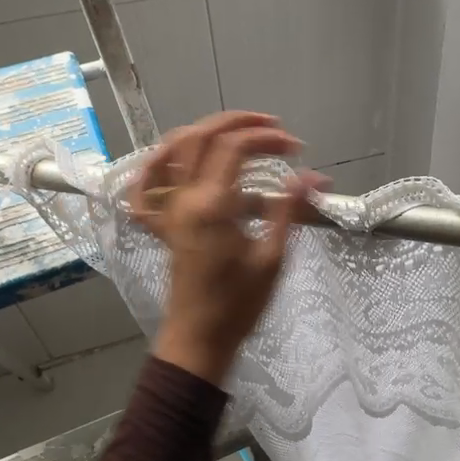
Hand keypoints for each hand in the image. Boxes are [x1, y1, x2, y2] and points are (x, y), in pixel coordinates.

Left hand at [128, 112, 324, 383]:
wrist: (199, 338)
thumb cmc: (239, 304)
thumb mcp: (273, 257)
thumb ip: (288, 210)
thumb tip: (313, 176)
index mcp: (212, 205)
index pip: (234, 147)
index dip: (267, 139)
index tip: (296, 149)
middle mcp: (183, 199)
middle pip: (201, 137)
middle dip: (237, 122)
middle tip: (271, 127)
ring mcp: (167, 210)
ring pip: (171, 152)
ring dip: (203, 132)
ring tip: (234, 133)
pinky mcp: (161, 224)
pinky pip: (146, 187)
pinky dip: (156, 166)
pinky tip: (172, 158)